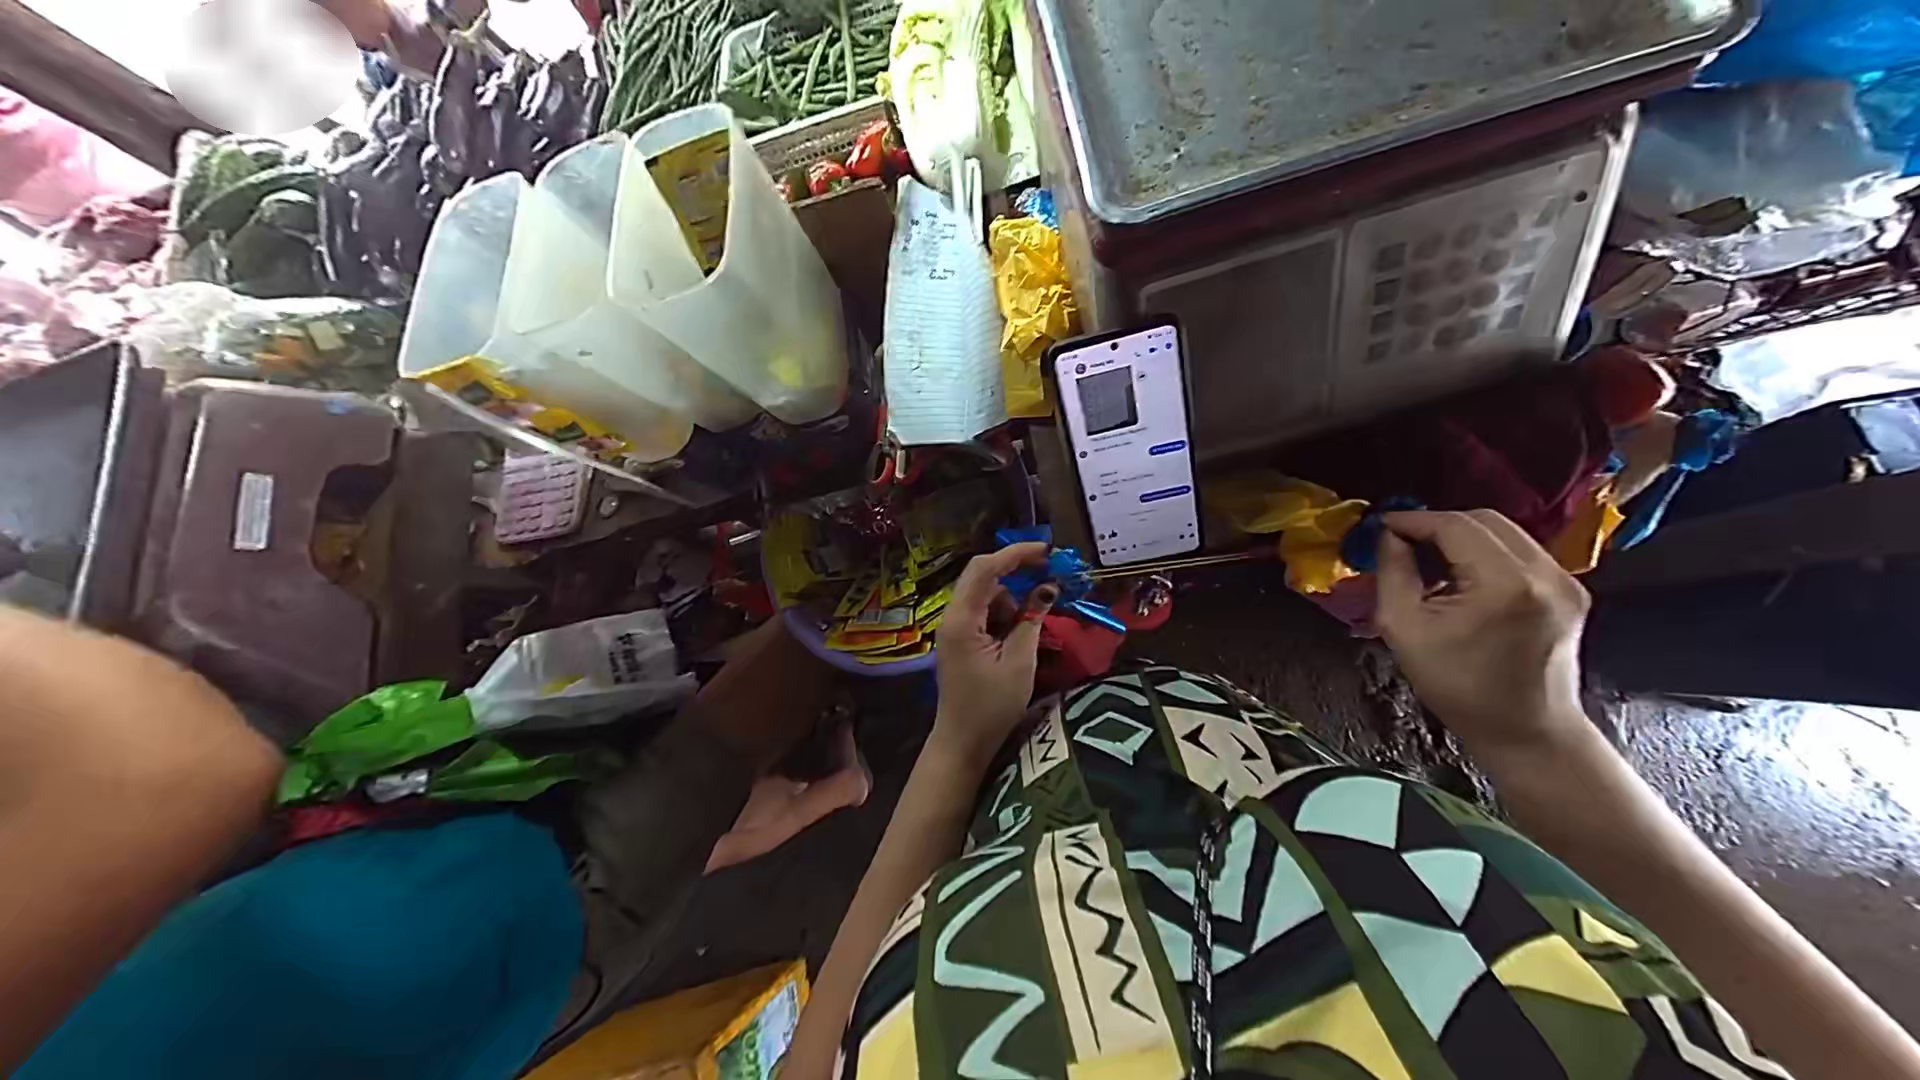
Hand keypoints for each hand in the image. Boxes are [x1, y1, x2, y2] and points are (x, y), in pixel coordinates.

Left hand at [931, 543, 1057, 763]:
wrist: (963, 743)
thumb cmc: (991, 707)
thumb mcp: (1020, 662)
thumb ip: (1032, 620)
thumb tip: (1047, 587)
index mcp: (962, 619)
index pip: (984, 568)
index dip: (1015, 553)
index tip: (1047, 551)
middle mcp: (954, 616)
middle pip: (984, 578)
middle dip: (1017, 573)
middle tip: (1051, 577)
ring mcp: (956, 628)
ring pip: (989, 596)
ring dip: (1014, 602)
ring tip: (1033, 628)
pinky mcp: (963, 639)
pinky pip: (987, 614)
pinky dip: (1007, 617)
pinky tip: (1020, 638)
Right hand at [1375, 510, 1590, 755]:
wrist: (1525, 730)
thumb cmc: (1457, 685)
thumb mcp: (1402, 628)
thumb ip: (1393, 573)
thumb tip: (1389, 537)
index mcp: (1506, 584)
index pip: (1455, 526)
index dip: (1413, 520)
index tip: (1381, 525)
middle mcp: (1546, 574)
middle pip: (1485, 520)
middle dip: (1437, 524)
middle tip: (1401, 541)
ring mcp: (1565, 581)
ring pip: (1504, 533)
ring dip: (1460, 537)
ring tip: (1427, 559)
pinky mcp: (1570, 591)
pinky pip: (1519, 552)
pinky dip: (1483, 552)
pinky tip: (1458, 576)